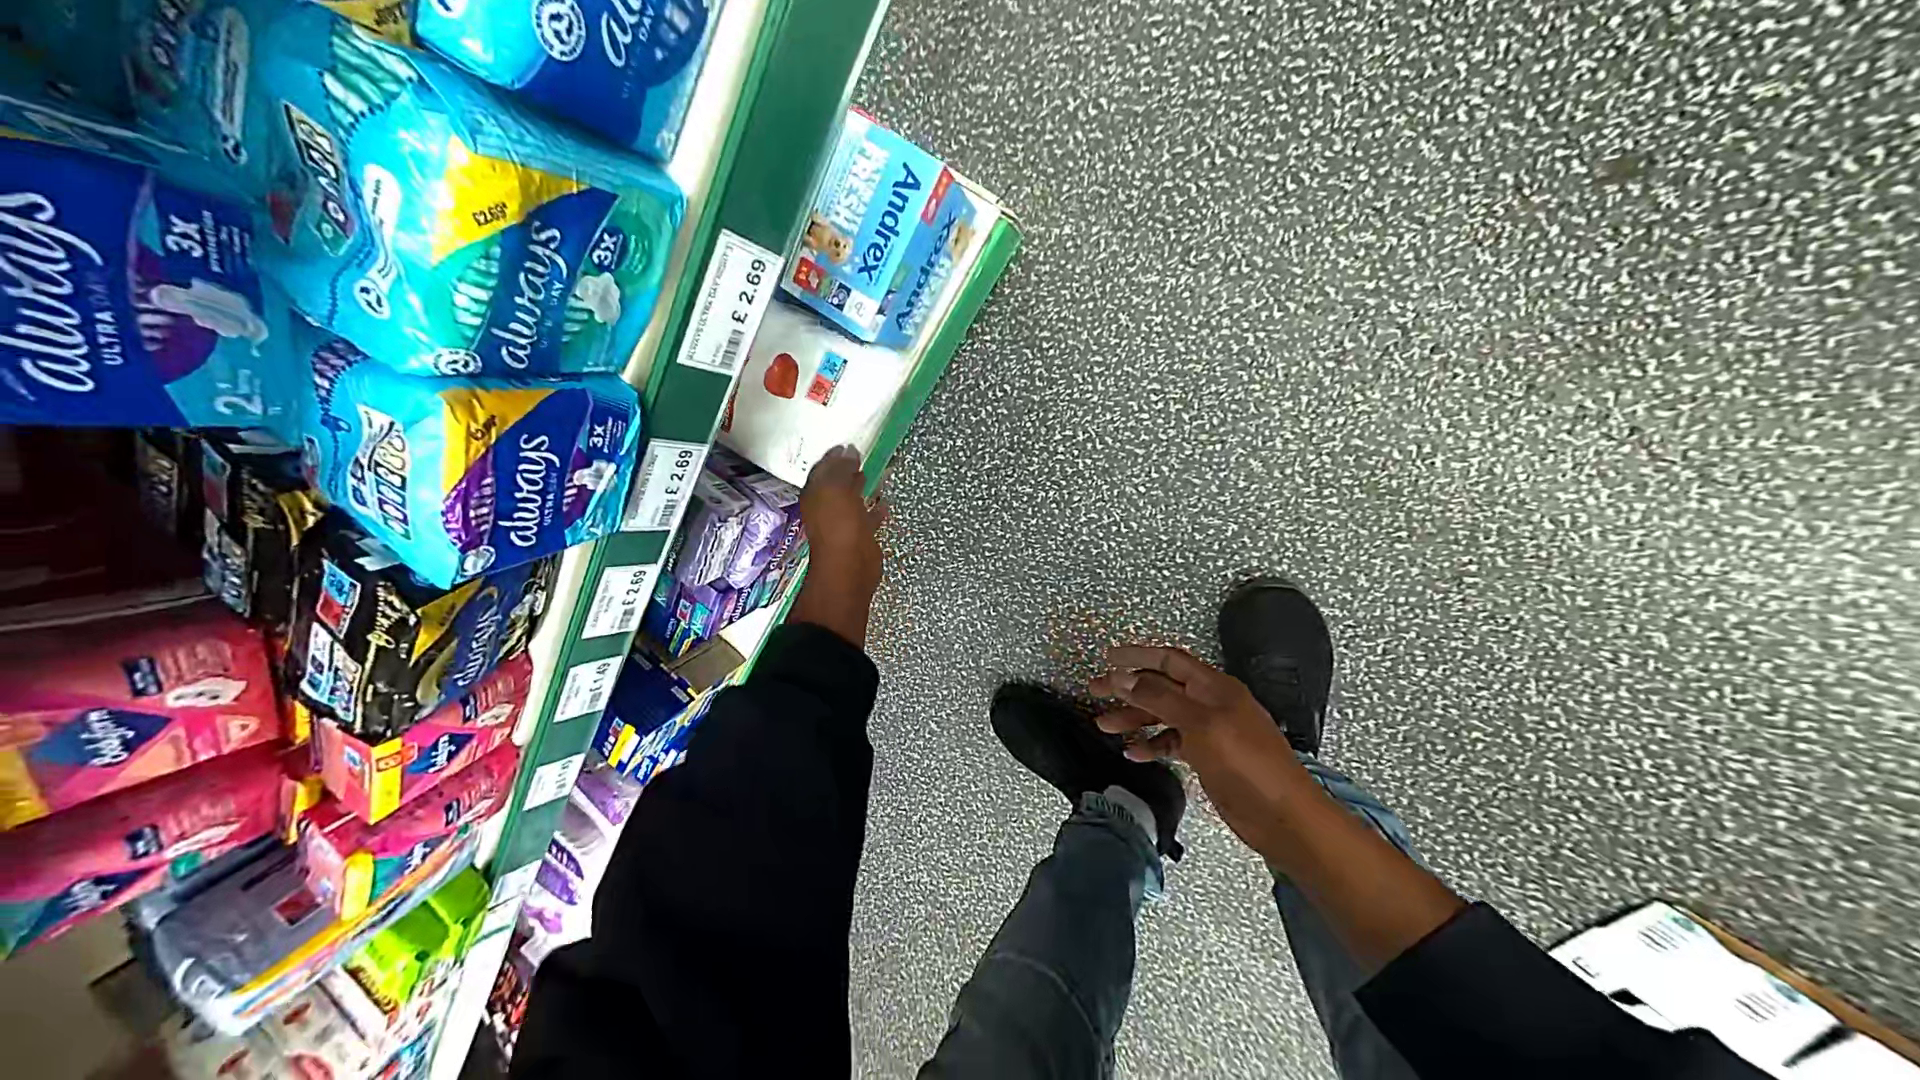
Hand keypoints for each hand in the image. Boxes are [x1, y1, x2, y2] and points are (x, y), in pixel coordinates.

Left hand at [790, 446, 886, 644]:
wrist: (849, 566)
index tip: (846, 445)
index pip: (822, 469)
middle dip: (847, 470)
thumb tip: (848, 451)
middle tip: (861, 456)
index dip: (833, 456)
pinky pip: (868, 517)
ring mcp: (843, 523)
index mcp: (815, 494)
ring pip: (853, 499)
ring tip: (877, 473)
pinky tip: (885, 503)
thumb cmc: (839, 525)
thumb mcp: (837, 489)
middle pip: (836, 483)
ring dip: (862, 487)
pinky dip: (875, 510)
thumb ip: (842, 469)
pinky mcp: (860, 536)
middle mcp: (826, 507)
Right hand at [1089, 645, 1305, 854]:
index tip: (1107, 657)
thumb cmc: (1245, 763)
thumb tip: (1121, 675)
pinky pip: (1173, 742)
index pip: (1169, 661)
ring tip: (1104, 727)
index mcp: (1213, 686)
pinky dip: (1152, 745)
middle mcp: (1210, 703)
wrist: (1284, 817)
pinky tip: (1134, 753)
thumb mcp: (1199, 723)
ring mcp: (1210, 731)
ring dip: (1134, 719)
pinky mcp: (1208, 757)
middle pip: (1161, 687)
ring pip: (1163, 716)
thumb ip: (1158, 697)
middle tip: (1095, 692)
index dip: (1137, 656)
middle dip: (1127, 688)